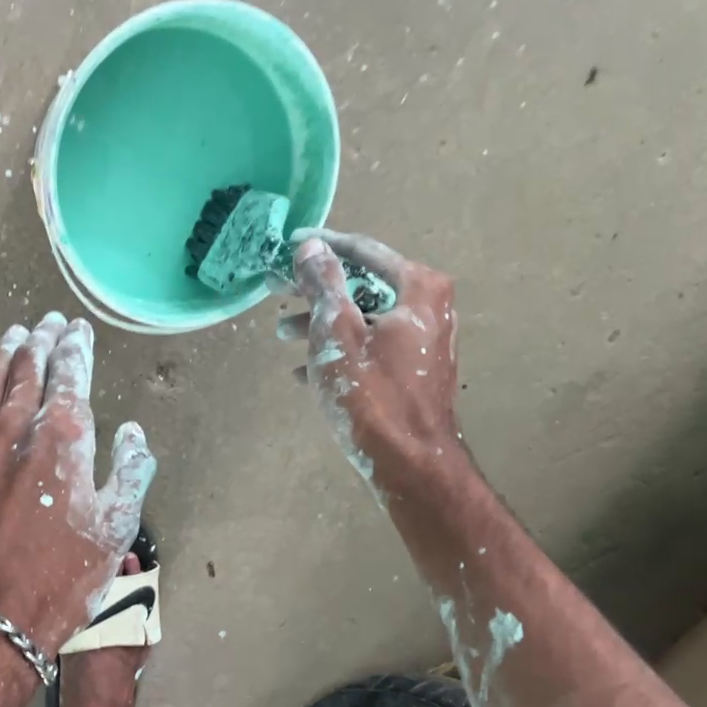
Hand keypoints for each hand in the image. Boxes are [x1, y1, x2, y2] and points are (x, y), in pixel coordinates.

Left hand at [0, 312, 156, 659]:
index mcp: (62, 435)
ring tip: (13, 335)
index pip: (70, 371)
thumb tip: (132, 433)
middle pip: (27, 365)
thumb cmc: (58, 580)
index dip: (76, 346)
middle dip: (40, 339)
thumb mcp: (115, 532)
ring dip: (3, 352)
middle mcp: (13, 425)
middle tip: (47, 323)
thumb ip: (130, 473)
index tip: (78, 329)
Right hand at [280, 229, 460, 488]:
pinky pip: (371, 348)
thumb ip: (323, 284)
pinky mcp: (415, 371)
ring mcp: (425, 341)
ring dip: (322, 323)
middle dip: (317, 290)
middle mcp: (429, 307)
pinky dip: (340, 351)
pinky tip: (306, 370)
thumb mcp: (336, 332)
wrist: (410, 462)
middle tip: (277, 289)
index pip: (362, 252)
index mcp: (417, 287)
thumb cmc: (370, 394)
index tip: (290, 244)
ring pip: (364, 319)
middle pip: (362, 286)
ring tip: (283, 334)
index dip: (322, 247)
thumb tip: (312, 247)